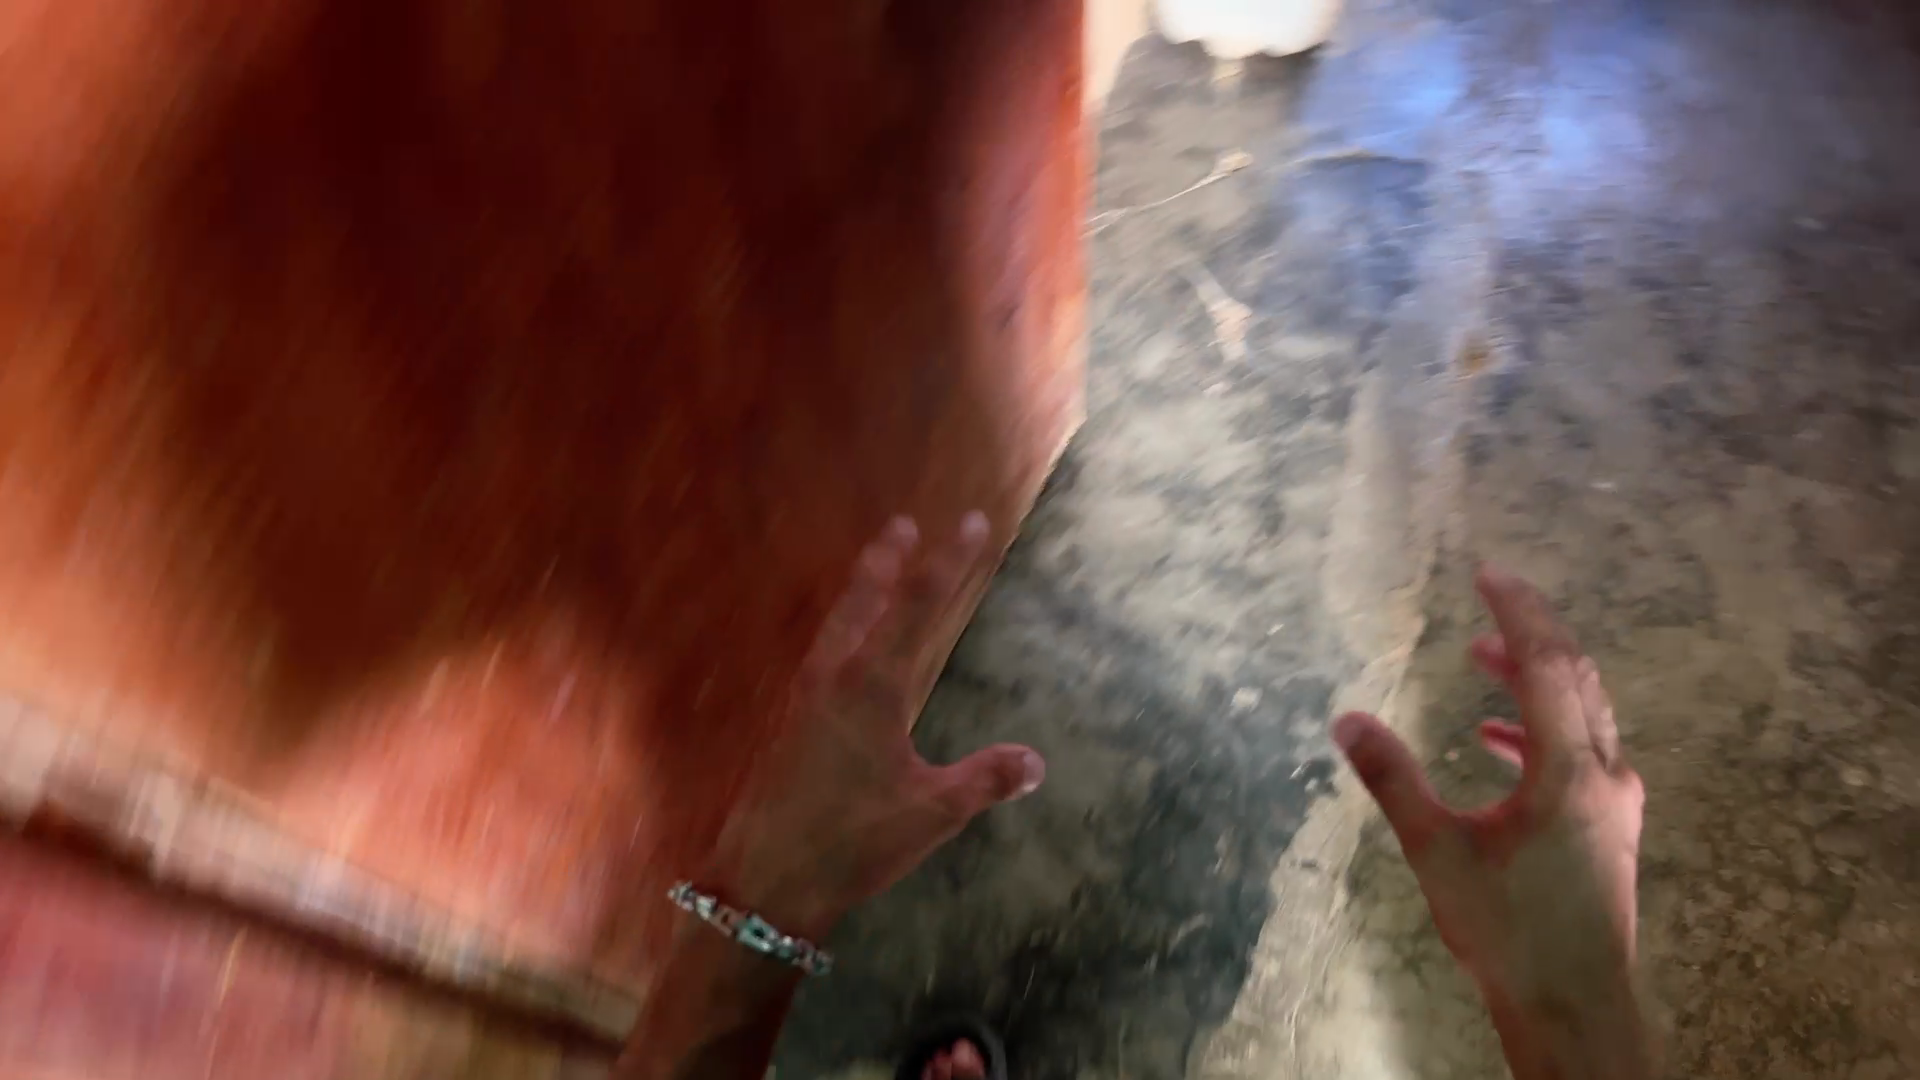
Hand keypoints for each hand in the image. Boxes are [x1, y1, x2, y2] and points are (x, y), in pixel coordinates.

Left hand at [701, 512, 1045, 940]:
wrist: (767, 878)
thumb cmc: (852, 840)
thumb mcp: (931, 812)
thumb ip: (984, 780)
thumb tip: (1037, 762)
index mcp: (873, 687)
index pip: (920, 607)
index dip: (950, 562)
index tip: (972, 524)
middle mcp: (836, 676)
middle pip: (867, 600)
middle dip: (888, 560)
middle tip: (901, 523)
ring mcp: (807, 694)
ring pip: (838, 622)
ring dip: (861, 588)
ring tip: (873, 564)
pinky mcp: (791, 716)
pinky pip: (822, 649)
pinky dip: (841, 624)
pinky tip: (843, 640)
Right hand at [1332, 565, 1643, 1017]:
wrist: (1574, 1007)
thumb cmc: (1506, 926)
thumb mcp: (1435, 847)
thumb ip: (1392, 777)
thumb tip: (1344, 717)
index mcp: (1567, 772)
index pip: (1547, 668)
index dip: (1518, 614)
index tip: (1488, 573)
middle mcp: (1603, 775)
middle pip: (1576, 679)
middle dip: (1531, 631)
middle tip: (1490, 593)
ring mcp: (1611, 801)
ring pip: (1581, 713)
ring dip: (1533, 675)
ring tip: (1481, 655)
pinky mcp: (1603, 824)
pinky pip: (1576, 748)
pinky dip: (1533, 725)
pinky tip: (1491, 739)